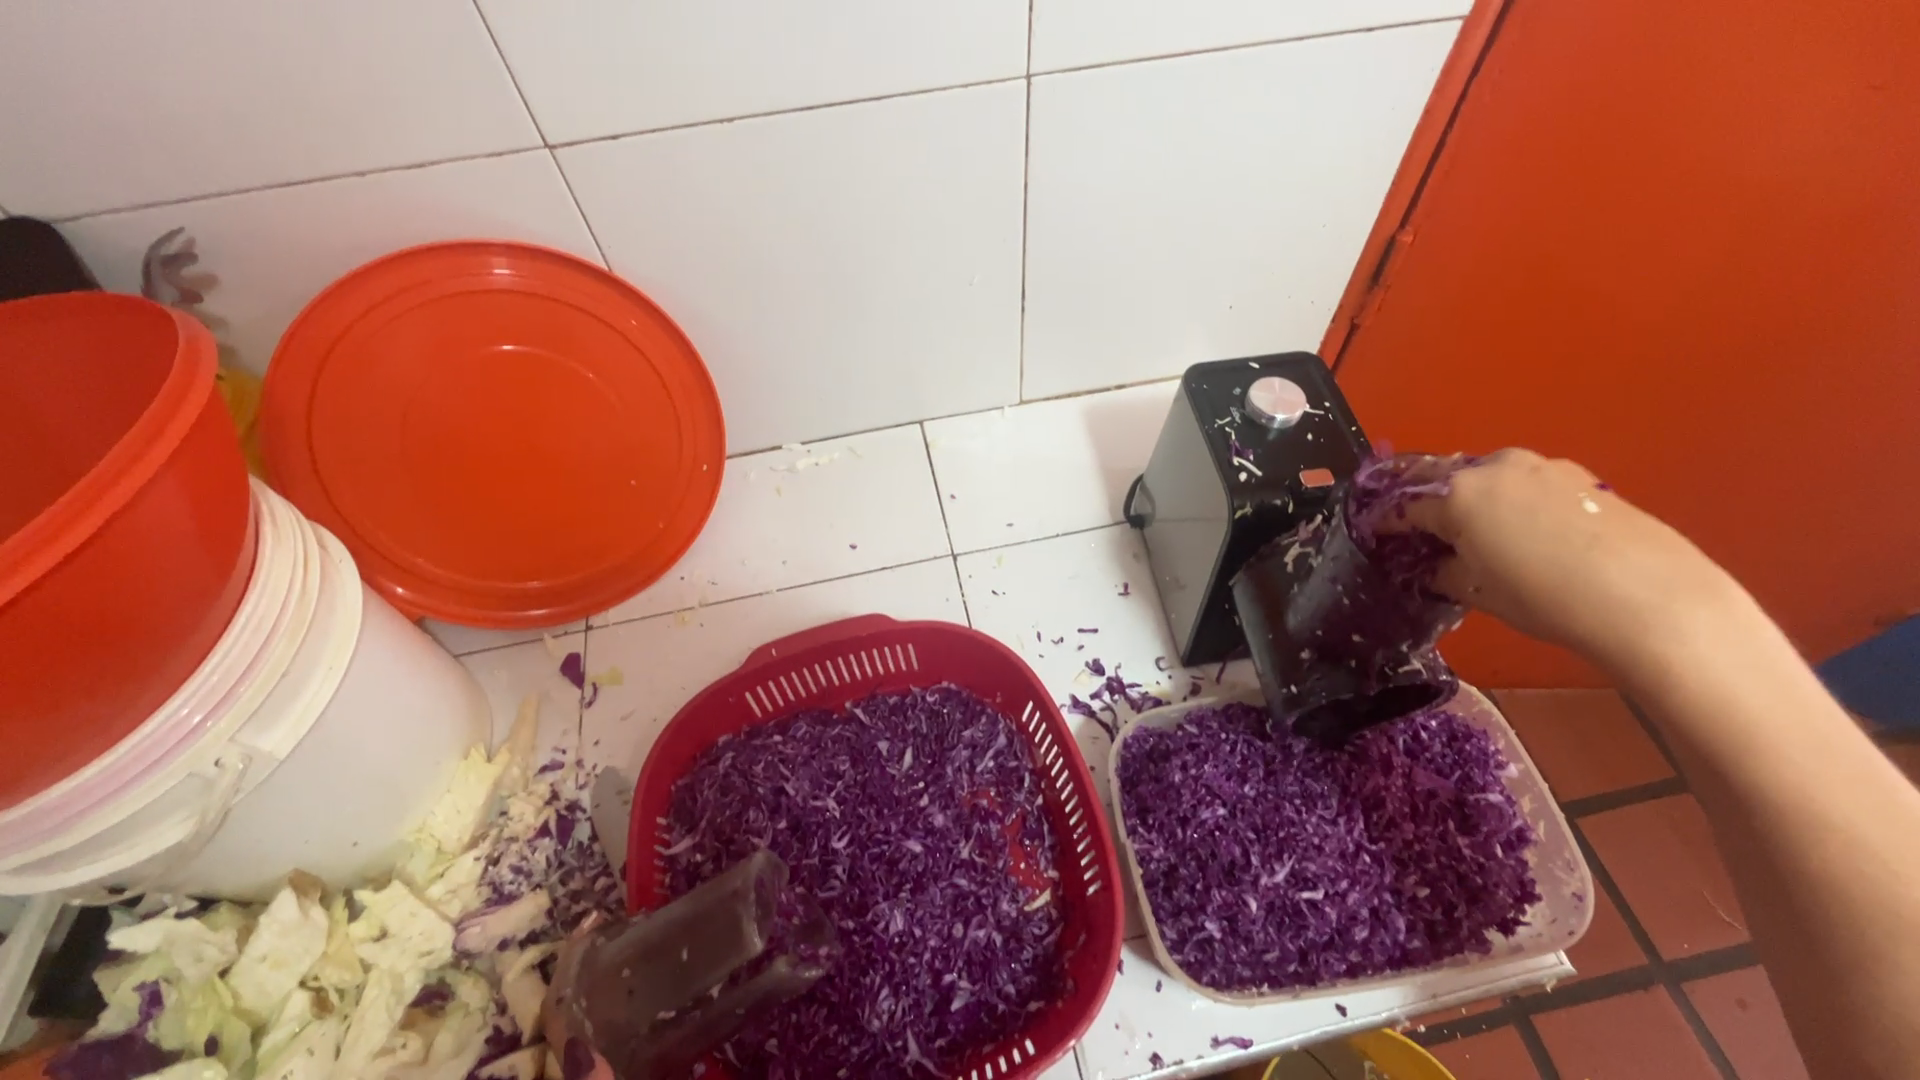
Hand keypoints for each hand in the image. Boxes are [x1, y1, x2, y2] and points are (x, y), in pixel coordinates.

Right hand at [1384, 449, 1740, 671]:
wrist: (1647, 597)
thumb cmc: (1545, 597)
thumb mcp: (1476, 591)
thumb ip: (1442, 571)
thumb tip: (1433, 565)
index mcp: (1456, 495)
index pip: (1403, 504)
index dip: (1384, 522)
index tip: (1374, 535)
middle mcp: (1493, 468)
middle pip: (1440, 476)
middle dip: (1419, 497)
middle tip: (1408, 523)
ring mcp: (1540, 468)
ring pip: (1483, 476)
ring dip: (1464, 496)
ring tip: (1462, 528)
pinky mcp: (1578, 477)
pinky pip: (1521, 483)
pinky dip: (1504, 500)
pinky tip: (1514, 530)